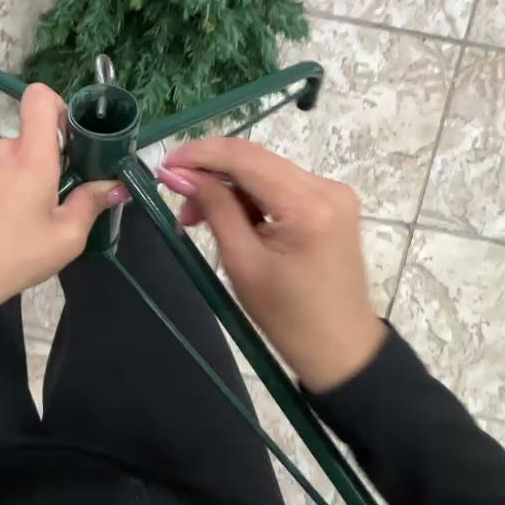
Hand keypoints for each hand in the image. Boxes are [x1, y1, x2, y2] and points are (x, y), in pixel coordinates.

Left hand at [0, 85, 127, 303]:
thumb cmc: (18, 253)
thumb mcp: (67, 235)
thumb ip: (92, 202)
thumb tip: (115, 185)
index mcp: (31, 155)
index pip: (39, 97)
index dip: (61, 106)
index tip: (76, 139)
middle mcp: (7, 150)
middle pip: (37, 131)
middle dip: (59, 152)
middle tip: (74, 186)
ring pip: (23, 152)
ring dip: (40, 170)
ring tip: (50, 207)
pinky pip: (8, 167)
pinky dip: (22, 180)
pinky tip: (26, 214)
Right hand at [159, 139, 384, 391]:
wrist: (340, 349)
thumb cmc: (287, 316)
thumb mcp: (241, 261)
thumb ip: (213, 207)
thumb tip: (178, 173)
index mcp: (307, 205)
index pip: (244, 157)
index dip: (198, 154)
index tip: (163, 166)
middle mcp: (325, 187)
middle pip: (253, 158)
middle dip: (208, 171)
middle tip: (175, 197)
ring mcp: (330, 192)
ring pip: (262, 169)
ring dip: (224, 185)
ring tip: (196, 217)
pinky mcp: (328, 202)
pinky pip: (276, 183)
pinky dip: (245, 195)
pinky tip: (226, 216)